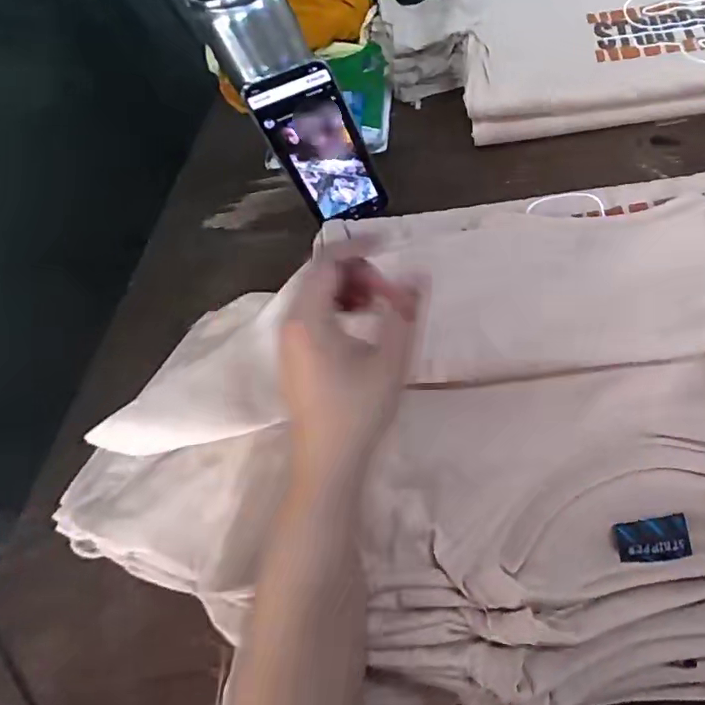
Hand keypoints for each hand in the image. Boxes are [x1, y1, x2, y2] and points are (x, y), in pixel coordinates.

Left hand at [276, 251, 425, 479]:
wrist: (328, 461)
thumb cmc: (359, 408)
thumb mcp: (391, 357)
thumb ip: (404, 310)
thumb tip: (416, 276)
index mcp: (308, 319)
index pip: (327, 262)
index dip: (359, 246)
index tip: (390, 243)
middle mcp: (290, 324)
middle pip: (320, 275)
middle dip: (358, 271)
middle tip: (390, 289)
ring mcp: (288, 341)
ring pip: (317, 295)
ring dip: (350, 289)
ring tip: (381, 306)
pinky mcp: (294, 356)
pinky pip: (314, 314)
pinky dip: (340, 307)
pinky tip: (363, 326)